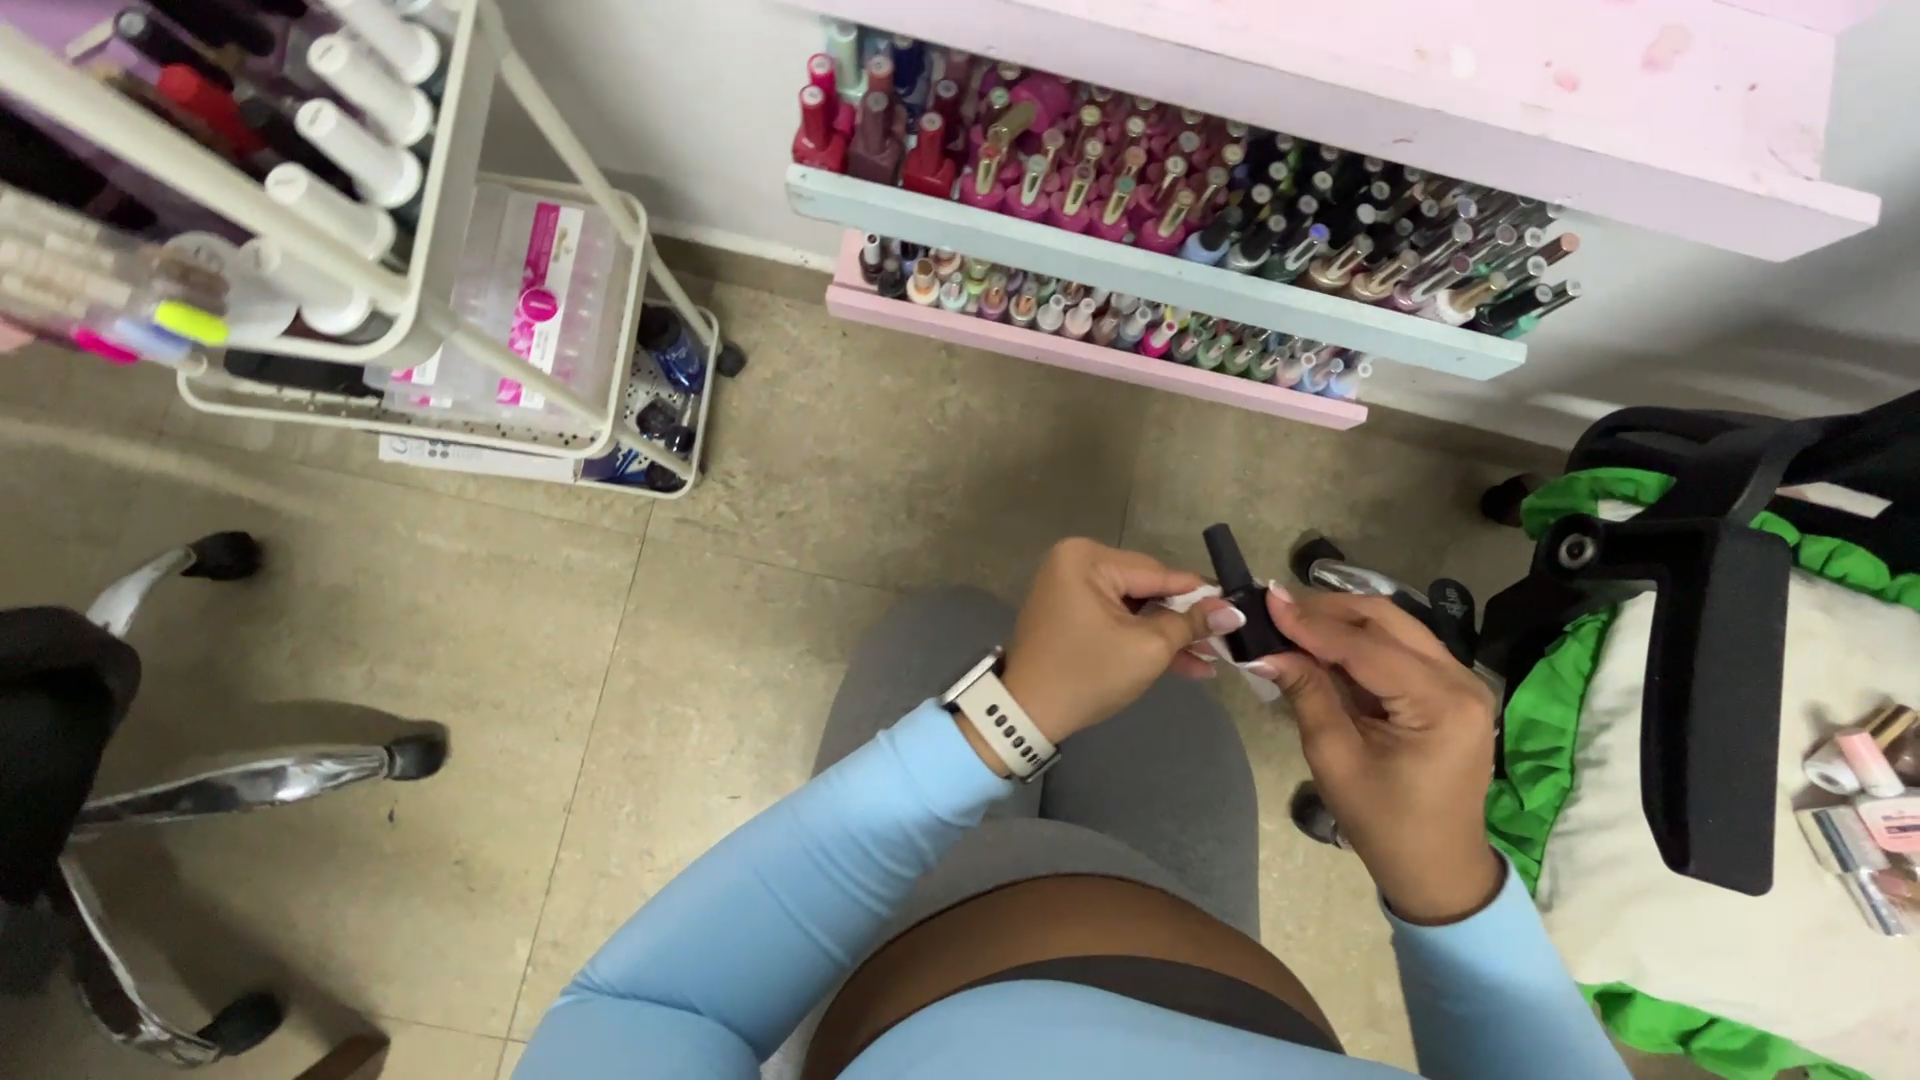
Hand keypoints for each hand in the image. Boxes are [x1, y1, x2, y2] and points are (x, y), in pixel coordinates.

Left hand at [995, 539, 1243, 746]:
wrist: (1026, 713)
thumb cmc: (1087, 674)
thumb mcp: (1147, 648)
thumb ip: (1190, 624)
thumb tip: (1233, 610)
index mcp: (1087, 558)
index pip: (1158, 573)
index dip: (1200, 594)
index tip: (1237, 609)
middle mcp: (1075, 564)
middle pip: (1146, 589)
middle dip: (1184, 620)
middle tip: (1226, 641)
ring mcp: (1069, 590)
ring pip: (1134, 609)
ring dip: (1167, 635)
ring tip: (1211, 659)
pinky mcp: (1069, 615)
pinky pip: (1115, 620)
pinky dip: (1141, 639)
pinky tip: (1184, 664)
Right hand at [1252, 588, 1503, 924]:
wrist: (1437, 865)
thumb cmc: (1384, 822)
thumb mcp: (1335, 758)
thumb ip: (1306, 694)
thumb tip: (1264, 650)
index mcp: (1441, 704)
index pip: (1365, 647)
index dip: (1311, 624)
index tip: (1266, 601)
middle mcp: (1461, 681)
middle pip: (1386, 620)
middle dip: (1327, 610)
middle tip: (1275, 609)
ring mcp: (1460, 682)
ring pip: (1393, 626)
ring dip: (1341, 620)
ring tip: (1291, 622)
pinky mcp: (1448, 688)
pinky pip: (1398, 647)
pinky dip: (1357, 640)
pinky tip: (1320, 644)